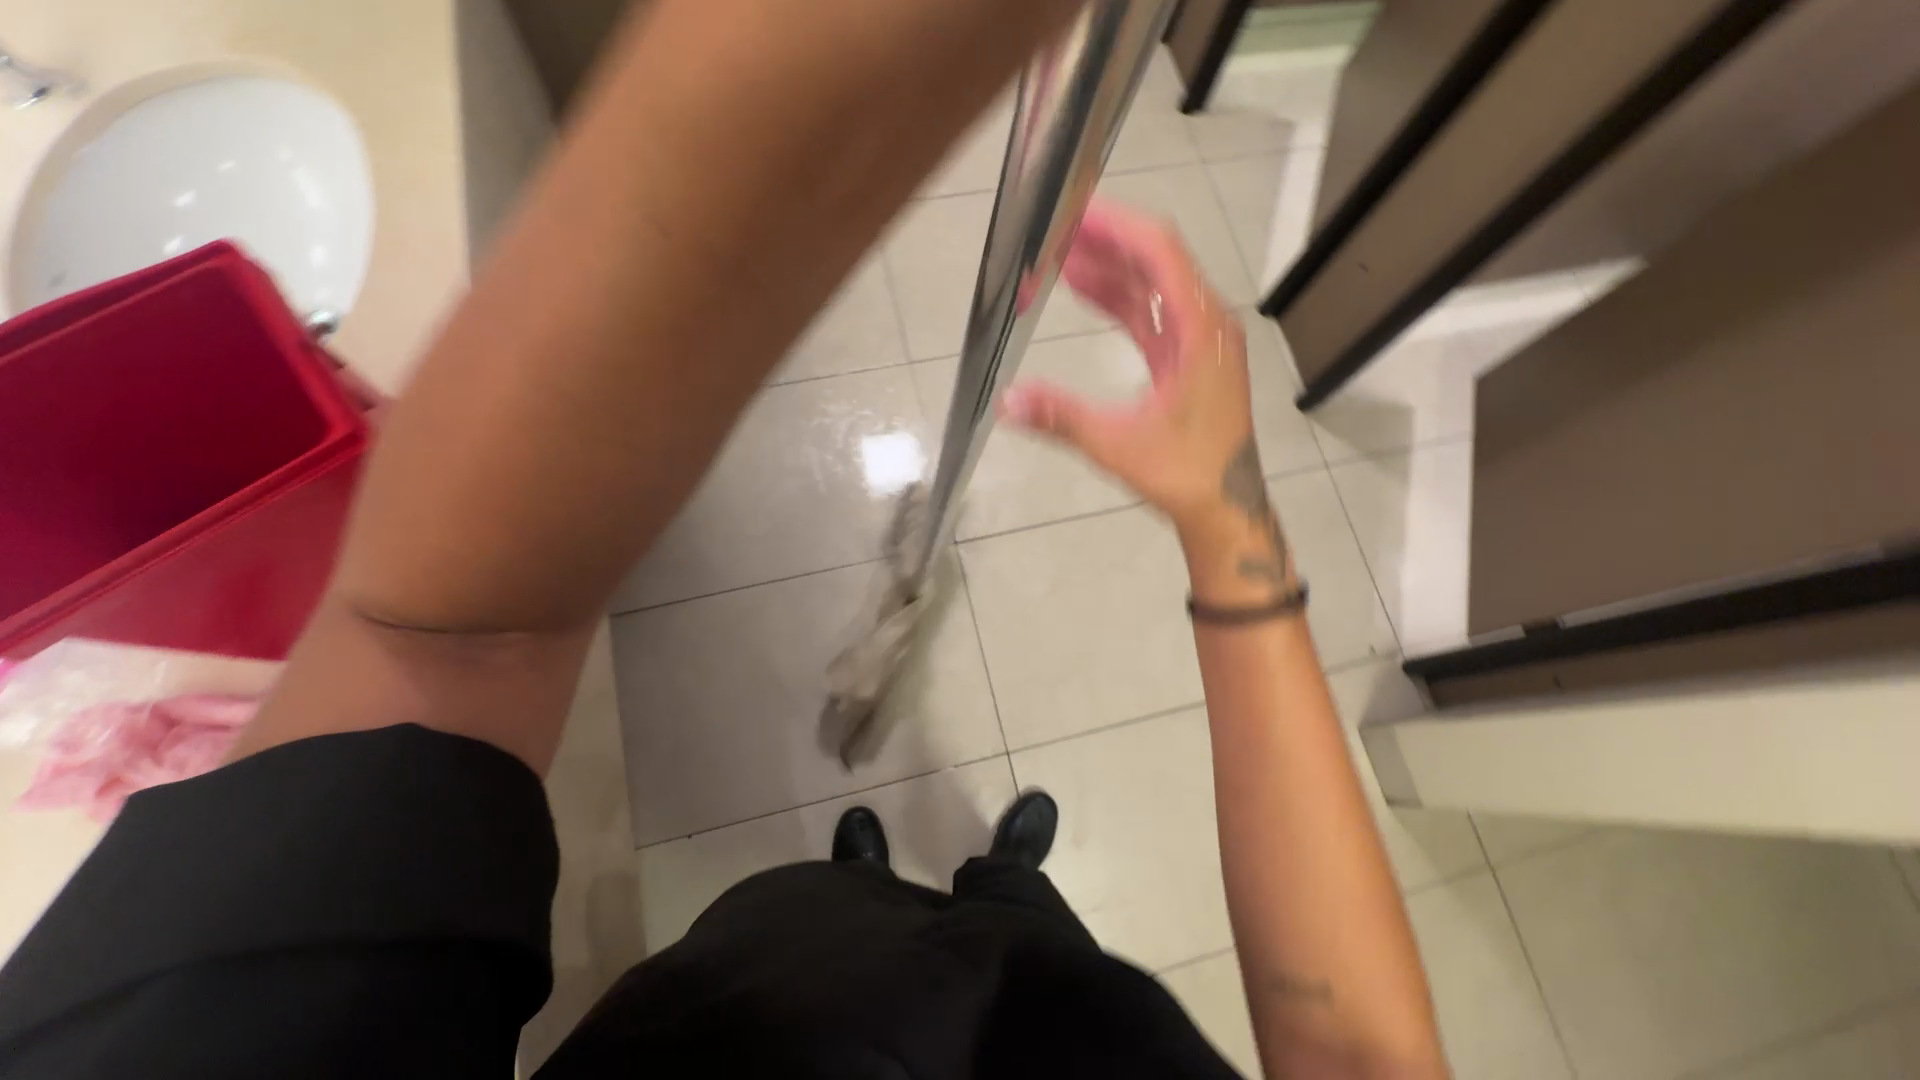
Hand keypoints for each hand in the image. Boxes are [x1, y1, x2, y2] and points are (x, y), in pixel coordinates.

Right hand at [1000, 199, 1293, 602]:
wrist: (1225, 507)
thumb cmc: (1183, 474)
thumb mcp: (1118, 445)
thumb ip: (1062, 418)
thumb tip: (1005, 401)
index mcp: (1201, 330)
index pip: (1161, 253)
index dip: (1118, 226)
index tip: (1075, 209)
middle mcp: (1206, 323)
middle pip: (1155, 260)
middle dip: (1104, 242)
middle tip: (1053, 228)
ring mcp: (1200, 339)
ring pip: (1152, 286)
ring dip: (1108, 268)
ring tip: (1055, 255)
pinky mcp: (1189, 357)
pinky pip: (1151, 314)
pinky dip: (1118, 299)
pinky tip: (1083, 290)